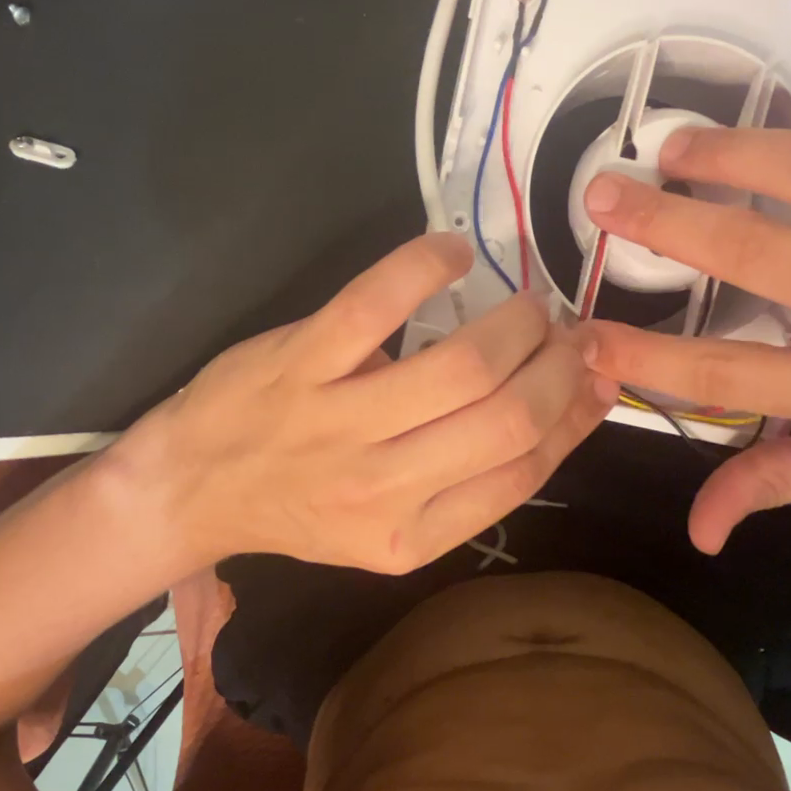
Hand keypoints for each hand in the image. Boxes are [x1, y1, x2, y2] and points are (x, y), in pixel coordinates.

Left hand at [106, 233, 616, 573]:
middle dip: (560, 365)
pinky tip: (452, 254)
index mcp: (411, 536)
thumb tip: (564, 407)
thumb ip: (469, 482)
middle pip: (508, 418)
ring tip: (525, 307)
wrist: (194, 488)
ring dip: (515, 323)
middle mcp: (380, 488)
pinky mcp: (299, 362)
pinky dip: (427, 265)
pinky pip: (377, 303)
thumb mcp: (389, 528)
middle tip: (567, 333)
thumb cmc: (300, 508)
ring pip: (462, 365)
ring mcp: (337, 422)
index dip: (575, 416)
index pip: (524, 471)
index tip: (596, 375)